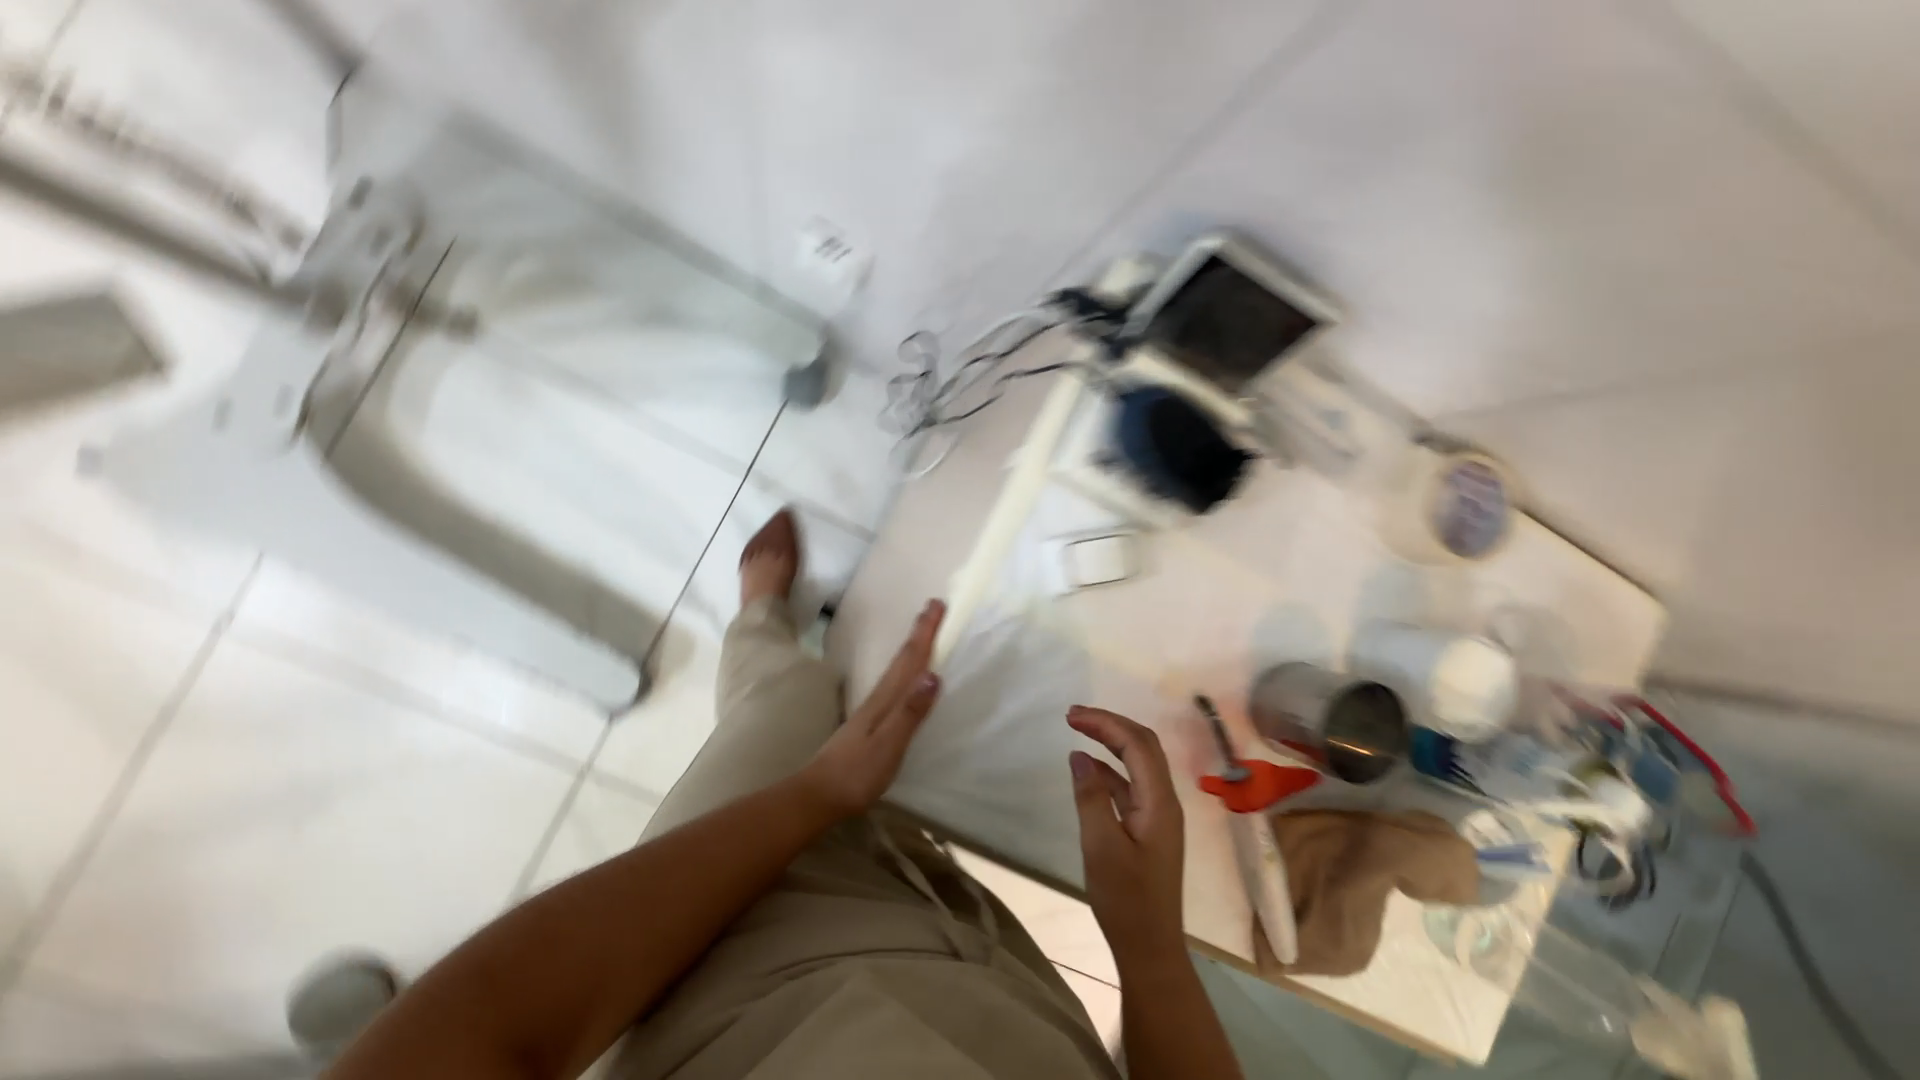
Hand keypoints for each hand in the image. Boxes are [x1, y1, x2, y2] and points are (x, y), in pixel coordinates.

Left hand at [796, 599, 945, 819]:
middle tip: (933, 608)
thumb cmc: (856, 774)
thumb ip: (910, 712)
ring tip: (923, 635)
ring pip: (897, 672)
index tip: (937, 604)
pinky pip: (893, 688)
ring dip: (912, 650)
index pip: (910, 661)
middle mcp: (877, 700)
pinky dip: (904, 674)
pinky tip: (906, 681)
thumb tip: (933, 675)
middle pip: (902, 660)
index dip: (924, 633)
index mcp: (884, 701)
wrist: (818, 796)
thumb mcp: (888, 745)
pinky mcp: (868, 725)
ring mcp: (870, 712)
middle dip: (919, 633)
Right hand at [1068, 706, 1186, 961]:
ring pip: (1139, 765)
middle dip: (1111, 725)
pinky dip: (1110, 769)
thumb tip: (1080, 757)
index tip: (1071, 715)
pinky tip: (1088, 770)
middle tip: (1073, 715)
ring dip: (1111, 743)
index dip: (1106, 723)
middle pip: (1143, 747)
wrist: (1150, 948)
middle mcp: (1165, 802)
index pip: (1138, 745)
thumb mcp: (1101, 846)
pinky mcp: (1149, 830)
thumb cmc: (1126, 900)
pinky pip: (1132, 786)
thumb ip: (1091, 798)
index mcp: (1159, 803)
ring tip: (1078, 731)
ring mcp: (1159, 816)